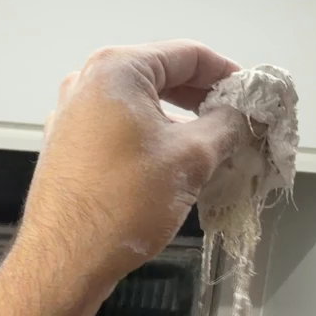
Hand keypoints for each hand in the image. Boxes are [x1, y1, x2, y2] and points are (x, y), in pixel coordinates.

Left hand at [18, 40, 256, 292]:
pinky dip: (151, 132)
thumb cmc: (126, 201)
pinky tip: (174, 160)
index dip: (227, 72)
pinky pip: (120, 123)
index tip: (251, 94)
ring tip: (213, 142)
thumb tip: (244, 113)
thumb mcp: (192, 157)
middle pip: (162, 73)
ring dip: (180, 116)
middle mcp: (88, 80)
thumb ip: (227, 124)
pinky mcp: (67, 142)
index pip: (188, 54)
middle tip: (237, 119)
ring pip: (141, 100)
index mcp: (117, 68)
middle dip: (204, 96)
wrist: (64, 261)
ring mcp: (73, 111)